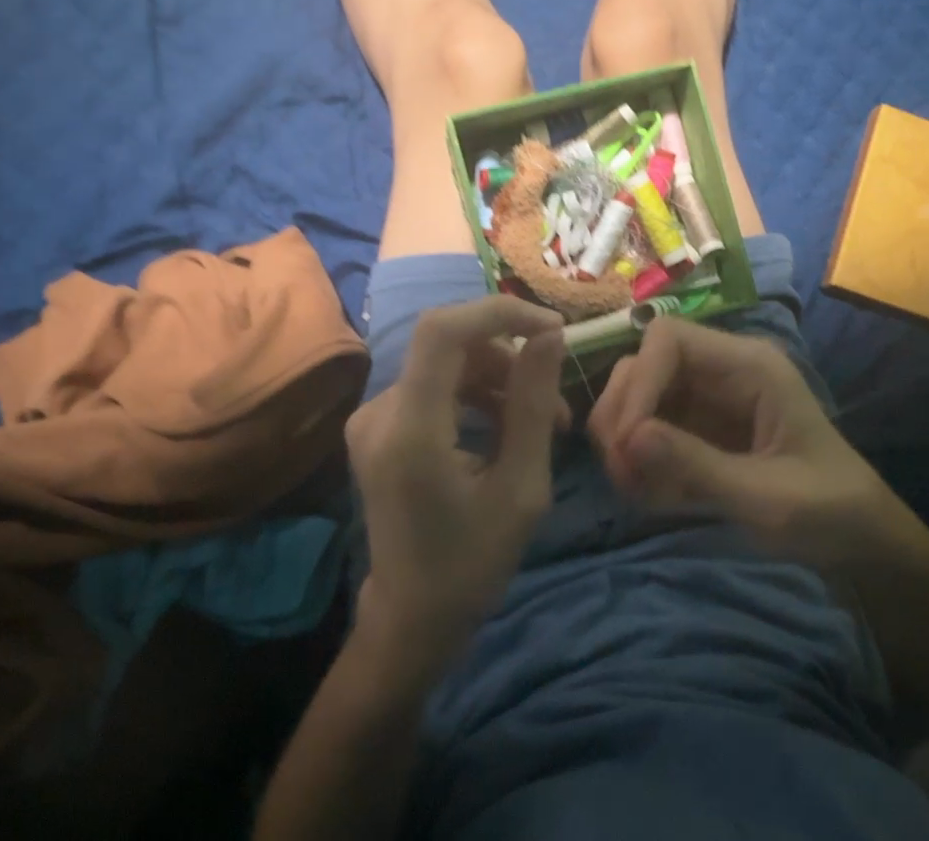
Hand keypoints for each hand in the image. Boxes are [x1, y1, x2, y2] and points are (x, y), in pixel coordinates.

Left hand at [346, 296, 567, 660]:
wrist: (412, 615)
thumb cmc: (473, 563)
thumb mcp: (522, 487)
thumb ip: (534, 406)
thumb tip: (550, 338)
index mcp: (411, 431)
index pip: (444, 331)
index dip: (500, 313)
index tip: (552, 329)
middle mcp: (378, 414)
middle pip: (448, 347)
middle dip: (509, 358)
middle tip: (557, 399)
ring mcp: (371, 421)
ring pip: (444, 366)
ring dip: (497, 381)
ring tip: (543, 422)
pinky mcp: (376, 429)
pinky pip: (432, 389)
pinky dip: (474, 396)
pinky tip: (506, 428)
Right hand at [587, 317, 928, 568]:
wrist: (858, 544)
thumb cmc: (826, 512)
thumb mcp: (764, 496)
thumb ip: (696, 465)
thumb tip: (628, 437)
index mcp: (749, 367)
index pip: (668, 340)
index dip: (639, 383)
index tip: (628, 442)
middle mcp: (720, 373)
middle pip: (641, 366)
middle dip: (622, 415)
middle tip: (622, 473)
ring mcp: (705, 403)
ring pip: (637, 400)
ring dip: (623, 443)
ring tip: (636, 491)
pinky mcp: (697, 434)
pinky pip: (646, 433)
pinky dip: (637, 463)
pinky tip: (653, 499)